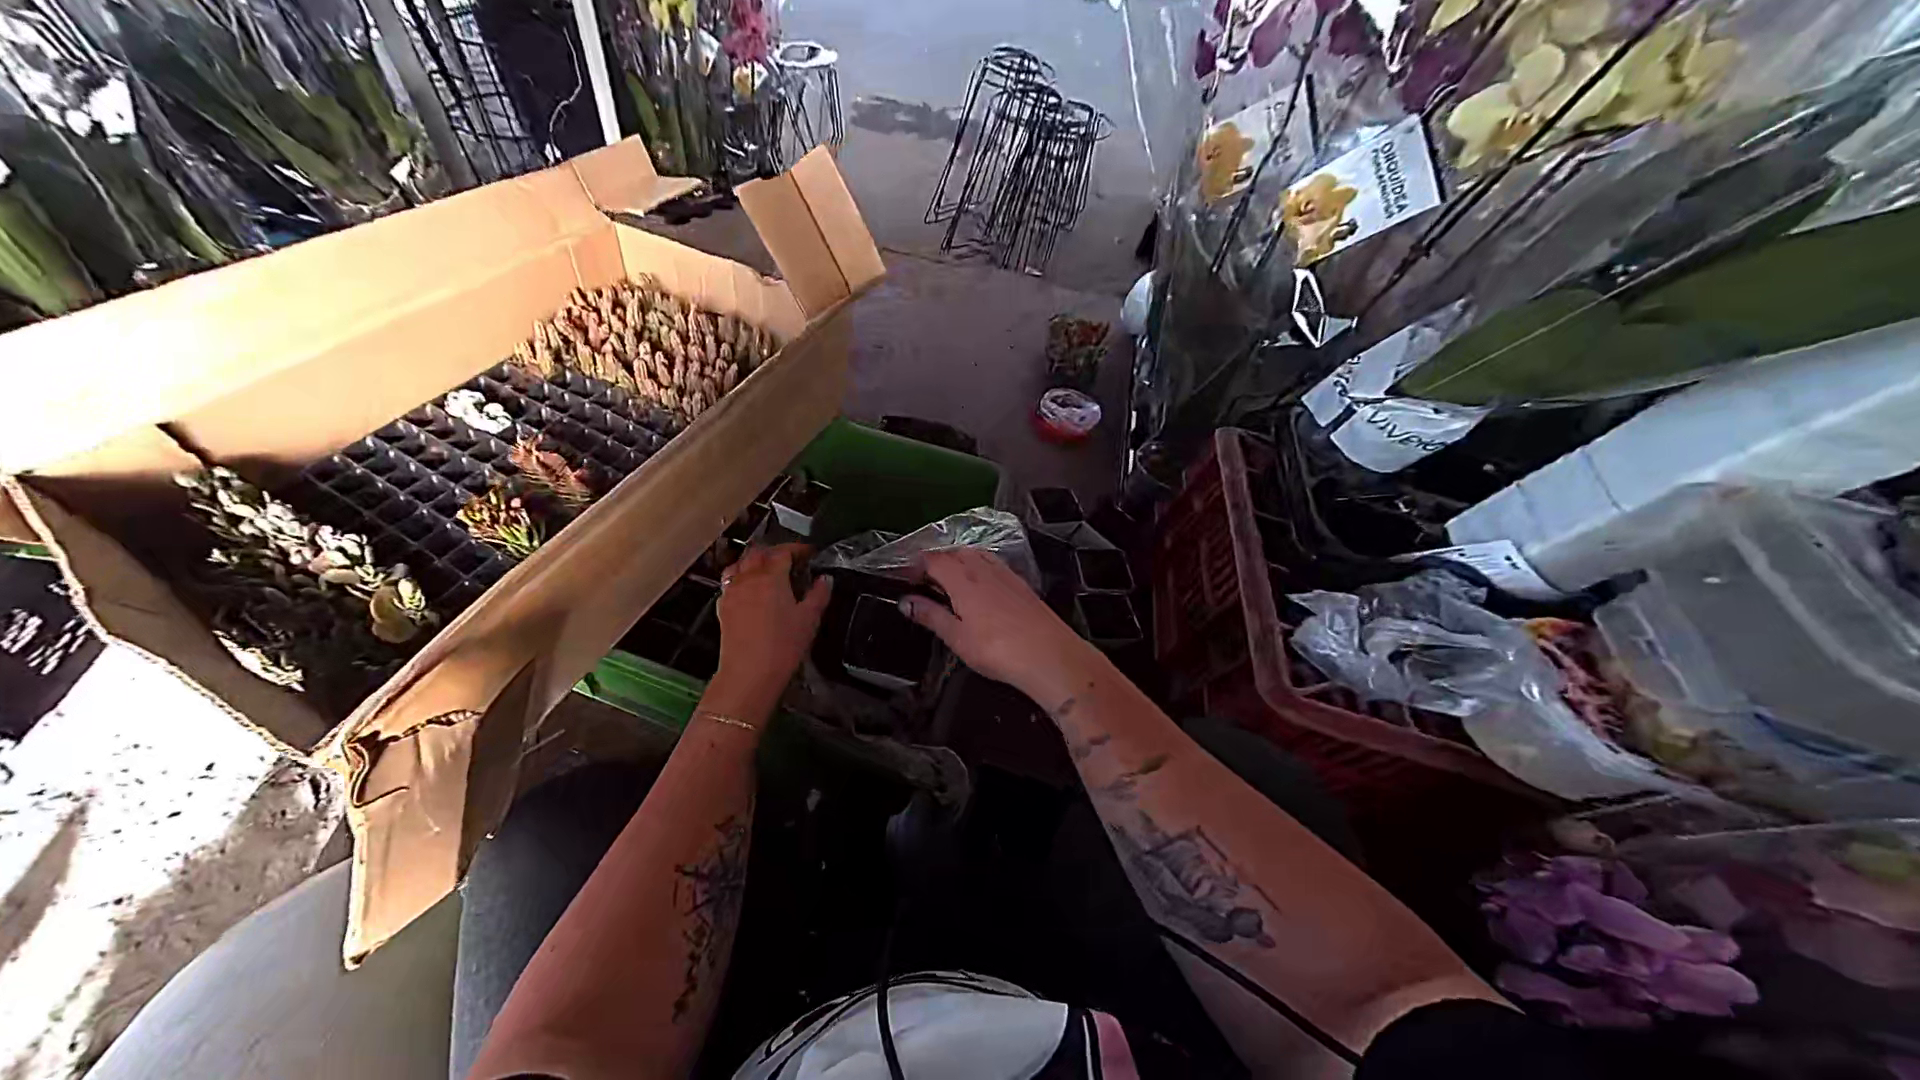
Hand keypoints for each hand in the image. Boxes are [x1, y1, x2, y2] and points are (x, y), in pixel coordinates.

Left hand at [712, 544, 831, 711]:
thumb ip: (819, 594)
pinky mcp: (723, 606)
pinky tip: (751, 590)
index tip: (810, 553)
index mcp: (771, 576)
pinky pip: (730, 582)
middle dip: (776, 551)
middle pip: (758, 553)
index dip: (798, 549)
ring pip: (740, 564)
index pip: (784, 552)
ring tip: (768, 570)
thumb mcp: (809, 619)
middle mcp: (748, 578)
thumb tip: (825, 579)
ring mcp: (731, 591)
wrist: (749, 673)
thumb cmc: (783, 645)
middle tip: (791, 559)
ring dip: (755, 561)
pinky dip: (741, 577)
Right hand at [900, 549, 1101, 708]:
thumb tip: (906, 602)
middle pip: (954, 552)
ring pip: (976, 555)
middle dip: (936, 561)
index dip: (916, 565)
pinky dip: (978, 567)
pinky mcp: (1021, 584)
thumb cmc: (998, 650)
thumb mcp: (957, 637)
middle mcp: (984, 569)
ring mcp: (1006, 574)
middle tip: (923, 581)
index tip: (905, 577)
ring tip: (948, 582)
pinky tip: (979, 587)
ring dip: (958, 562)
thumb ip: (931, 615)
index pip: (933, 559)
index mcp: (963, 579)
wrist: (1049, 655)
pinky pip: (993, 564)